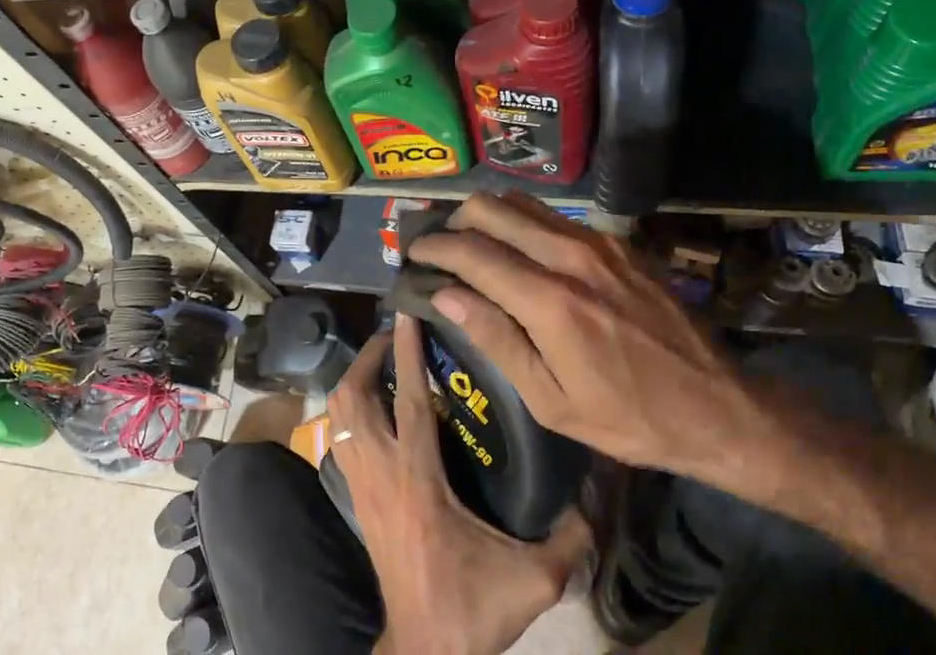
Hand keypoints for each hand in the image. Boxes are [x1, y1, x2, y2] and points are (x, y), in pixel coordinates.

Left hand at [328, 316, 590, 654]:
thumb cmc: (473, 605)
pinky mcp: (355, 501)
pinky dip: (350, 414)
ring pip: (339, 417)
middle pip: (355, 398)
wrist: (424, 649)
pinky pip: (341, 440)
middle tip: (391, 334)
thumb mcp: (536, 578)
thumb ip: (571, 534)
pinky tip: (374, 410)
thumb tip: (596, 493)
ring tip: (380, 362)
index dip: (404, 351)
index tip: (405, 313)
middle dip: (367, 357)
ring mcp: (360, 487)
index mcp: (418, 479)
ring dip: (355, 382)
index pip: (408, 400)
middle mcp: (380, 473)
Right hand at [409, 193, 778, 494]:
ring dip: (487, 216)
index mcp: (551, 301)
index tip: (410, 255)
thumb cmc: (628, 418)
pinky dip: (522, 223)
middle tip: (434, 246)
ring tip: (467, 243)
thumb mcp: (551, 400)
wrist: (719, 406)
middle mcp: (572, 257)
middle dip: (453, 221)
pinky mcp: (619, 245)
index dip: (433, 249)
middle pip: (492, 209)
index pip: (472, 252)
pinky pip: (555, 217)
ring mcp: (600, 244)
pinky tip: (517, 251)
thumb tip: (445, 296)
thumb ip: (496, 339)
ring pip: (523, 203)